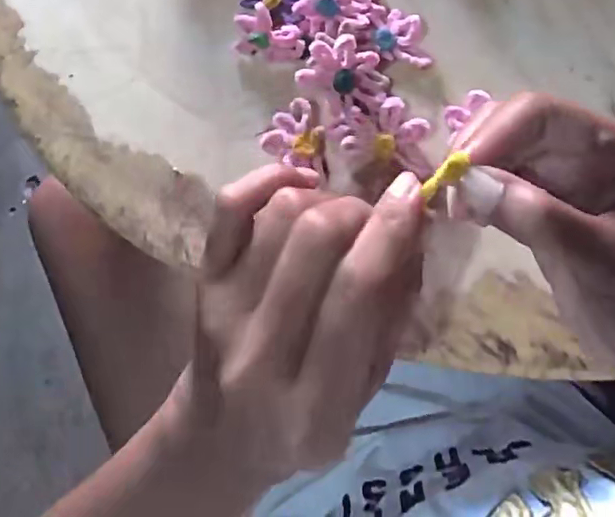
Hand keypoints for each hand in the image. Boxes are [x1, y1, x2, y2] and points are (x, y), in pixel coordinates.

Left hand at [157, 164, 427, 490]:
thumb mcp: (367, 387)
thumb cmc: (309, 416)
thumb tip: (413, 226)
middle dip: (358, 211)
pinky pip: (231, 204)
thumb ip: (394, 312)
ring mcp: (221, 311)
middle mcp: (258, 356)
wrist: (222, 437)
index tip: (412, 191)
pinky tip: (301, 182)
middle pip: (316, 238)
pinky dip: (270, 177)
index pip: (356, 292)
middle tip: (372, 218)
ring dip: (324, 197)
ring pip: (280, 213)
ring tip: (338, 214)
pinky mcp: (201, 278)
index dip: (390, 229)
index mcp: (314, 404)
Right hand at [456, 92, 614, 376]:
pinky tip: (463, 211)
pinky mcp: (551, 201)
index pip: (544, 114)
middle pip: (519, 123)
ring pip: (506, 148)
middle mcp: (591, 148)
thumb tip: (465, 180)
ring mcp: (570, 174)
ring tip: (451, 204)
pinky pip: (506, 179)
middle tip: (447, 190)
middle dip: (480, 148)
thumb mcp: (594, 261)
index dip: (496, 133)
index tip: (458, 170)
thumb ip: (533, 215)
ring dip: (473, 168)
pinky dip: (480, 189)